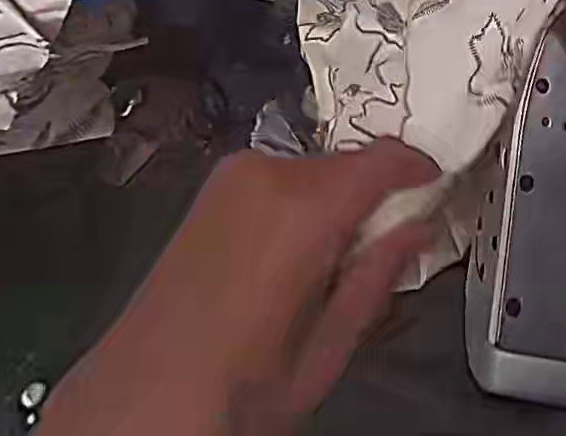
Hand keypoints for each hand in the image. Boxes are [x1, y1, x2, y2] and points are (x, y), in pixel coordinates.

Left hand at [41, 140, 439, 435]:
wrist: (128, 406)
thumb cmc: (236, 390)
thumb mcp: (324, 350)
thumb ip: (378, 276)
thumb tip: (421, 227)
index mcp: (304, 208)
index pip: (384, 159)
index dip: (419, 167)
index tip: (437, 185)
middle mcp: (270, 172)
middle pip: (351, 163)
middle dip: (377, 193)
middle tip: (387, 238)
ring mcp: (236, 173)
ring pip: (319, 167)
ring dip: (340, 196)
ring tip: (334, 254)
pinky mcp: (215, 185)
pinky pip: (285, 174)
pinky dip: (306, 197)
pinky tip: (293, 248)